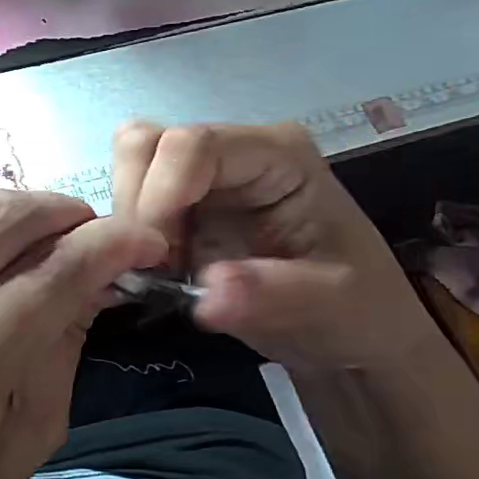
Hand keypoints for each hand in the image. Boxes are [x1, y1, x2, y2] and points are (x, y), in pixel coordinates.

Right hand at [109, 121, 441, 372]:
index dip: (161, 195)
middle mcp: (229, 151)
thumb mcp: (331, 307)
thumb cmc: (356, 311)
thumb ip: (270, 296)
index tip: (160, 259)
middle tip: (153, 265)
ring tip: (156, 268)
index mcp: (276, 155)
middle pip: (145, 143)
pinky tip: (151, 270)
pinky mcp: (172, 202)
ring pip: (127, 165)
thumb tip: (205, 296)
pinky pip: (124, 199)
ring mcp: (196, 174)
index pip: (191, 145)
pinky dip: (123, 233)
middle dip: (136, 205)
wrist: (346, 335)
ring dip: (126, 219)